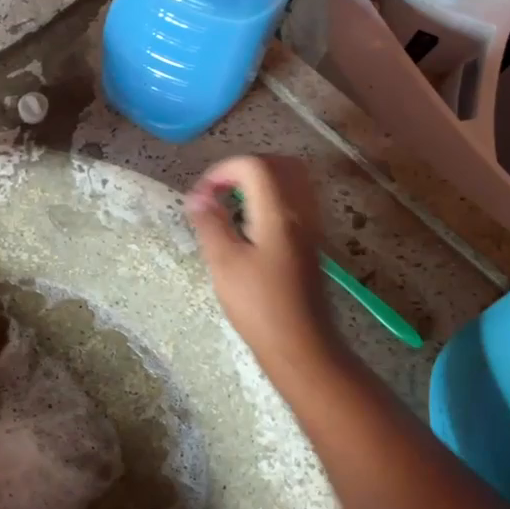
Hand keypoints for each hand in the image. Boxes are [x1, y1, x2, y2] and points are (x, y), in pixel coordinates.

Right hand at [185, 155, 344, 374]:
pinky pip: (297, 201)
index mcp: (278, 213)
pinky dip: (272, 199)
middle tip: (219, 190)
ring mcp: (312, 227)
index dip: (223, 170)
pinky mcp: (312, 242)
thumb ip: (211, 223)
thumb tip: (198, 196)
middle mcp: (302, 212)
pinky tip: (250, 225)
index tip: (202, 195)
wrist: (299, 343)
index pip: (255, 166)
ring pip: (293, 181)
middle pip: (281, 165)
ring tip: (232, 205)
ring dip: (261, 182)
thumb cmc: (257, 304)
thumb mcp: (223, 262)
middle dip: (245, 168)